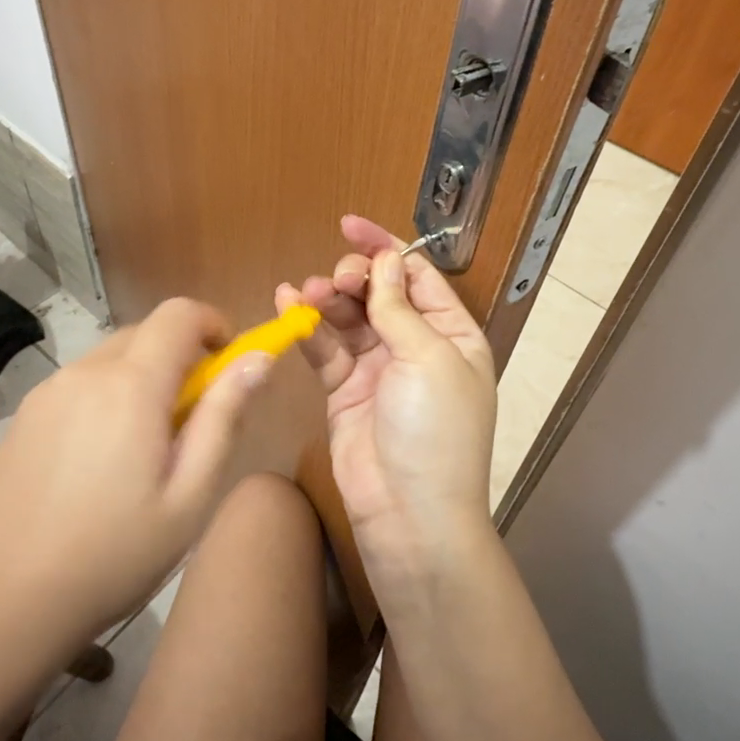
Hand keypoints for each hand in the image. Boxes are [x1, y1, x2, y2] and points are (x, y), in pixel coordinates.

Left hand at [0, 298, 272, 641]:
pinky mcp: (21, 420)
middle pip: (145, 333)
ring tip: (146, 452)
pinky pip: (78, 387)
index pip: (180, 313)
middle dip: (181, 357)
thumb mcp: (189, 497)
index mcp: (130, 385)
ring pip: (110, 360)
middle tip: (194, 422)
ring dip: (142, 380)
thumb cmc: (112, 557)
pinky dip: (105, 399)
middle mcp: (84, 373)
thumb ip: (224, 419)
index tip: (230, 365)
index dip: (215, 325)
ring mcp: (44, 394)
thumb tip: (257, 361)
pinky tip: (99, 466)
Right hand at [277, 216, 497, 574]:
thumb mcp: (428, 359)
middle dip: (354, 276)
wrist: (409, 515)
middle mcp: (416, 345)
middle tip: (334, 280)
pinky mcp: (344, 390)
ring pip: (349, 317)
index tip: (349, 225)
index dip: (385, 248)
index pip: (417, 276)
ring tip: (304, 292)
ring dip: (326, 298)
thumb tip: (384, 261)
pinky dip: (307, 326)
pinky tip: (287, 303)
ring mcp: (378, 369)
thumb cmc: (434, 432)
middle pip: (380, 292)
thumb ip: (399, 307)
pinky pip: (325, 348)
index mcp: (452, 334)